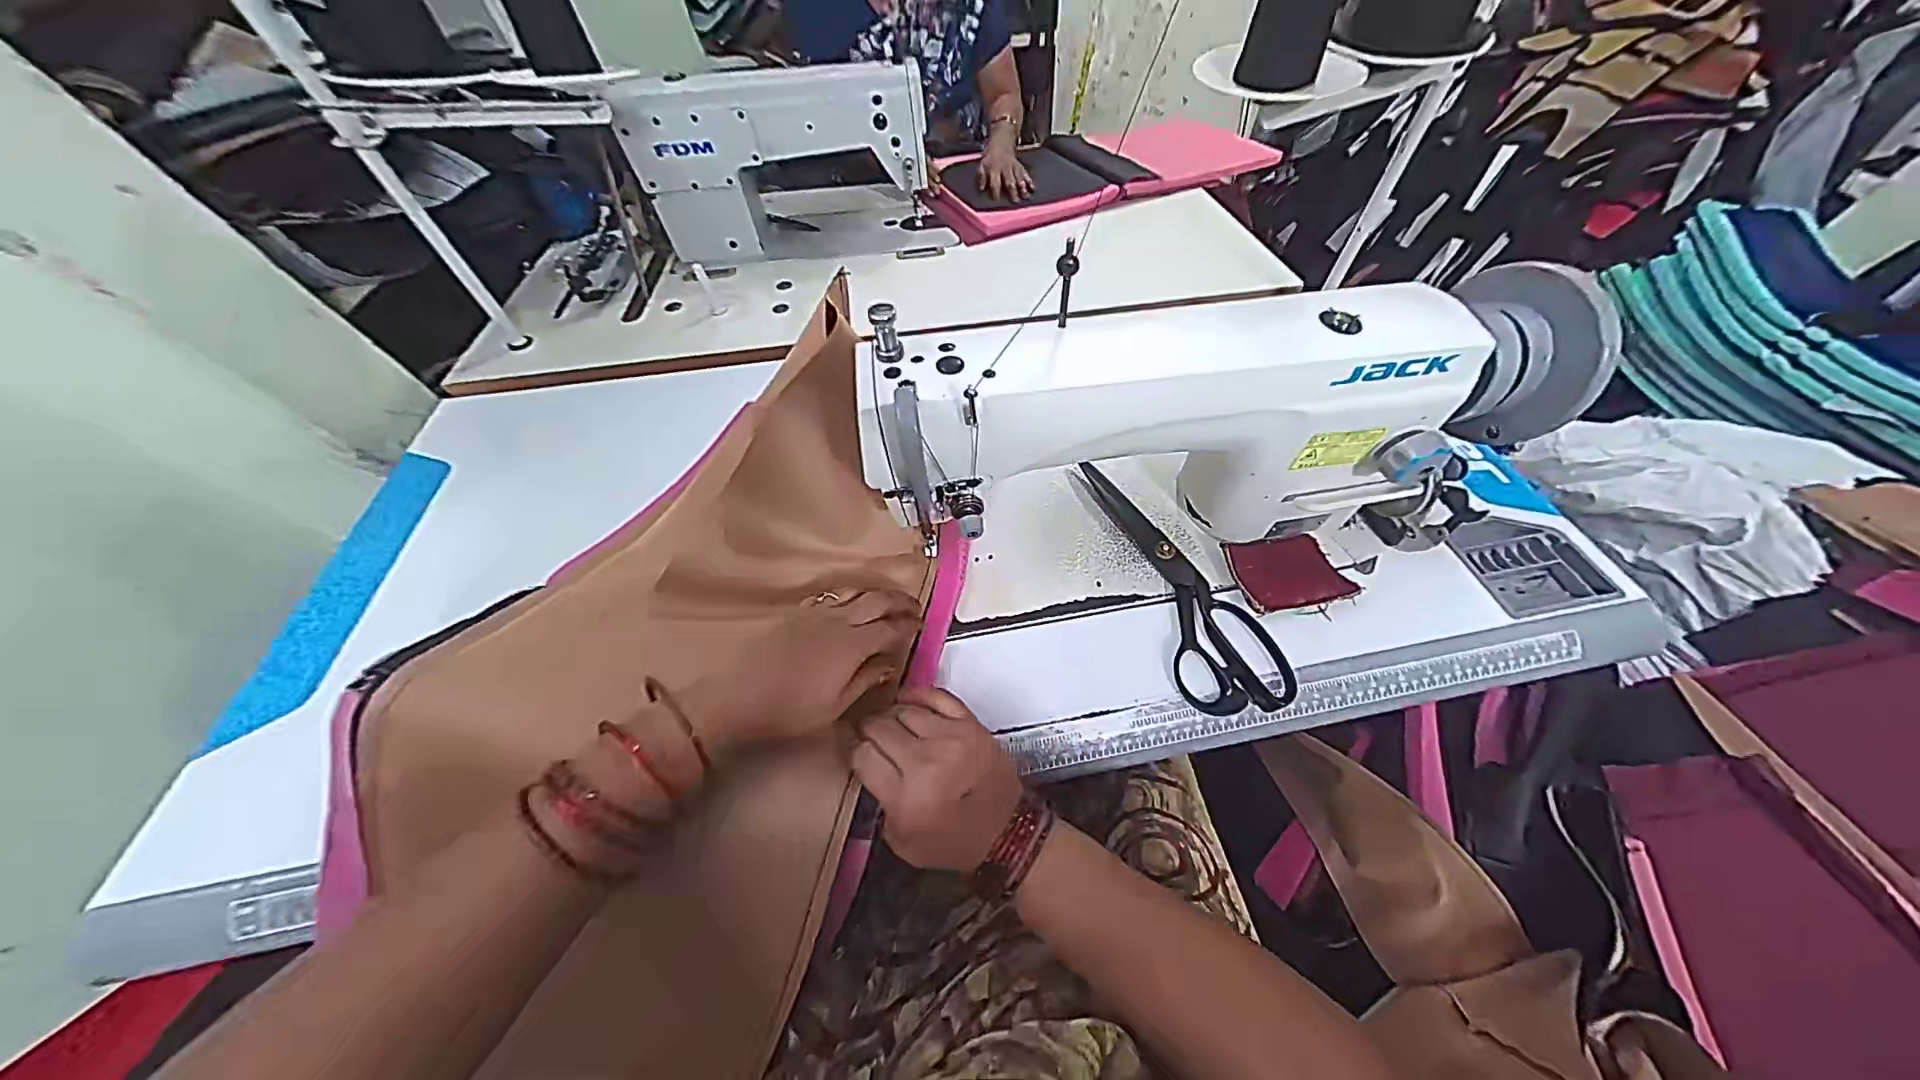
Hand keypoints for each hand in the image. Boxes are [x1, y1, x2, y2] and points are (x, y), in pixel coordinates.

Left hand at [679, 585, 920, 752]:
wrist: (738, 696)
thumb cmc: (789, 708)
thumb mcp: (835, 705)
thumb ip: (865, 679)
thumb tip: (888, 664)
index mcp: (852, 645)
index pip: (890, 628)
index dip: (908, 626)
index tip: (919, 628)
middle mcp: (838, 622)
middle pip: (878, 600)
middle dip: (899, 602)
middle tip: (913, 609)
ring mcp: (817, 614)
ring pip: (856, 593)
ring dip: (877, 594)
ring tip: (889, 601)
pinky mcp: (798, 615)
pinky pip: (833, 597)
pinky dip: (851, 597)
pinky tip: (851, 606)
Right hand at [852, 687, 1024, 871]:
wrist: (1006, 831)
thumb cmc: (952, 842)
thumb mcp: (902, 840)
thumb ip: (880, 803)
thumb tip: (868, 765)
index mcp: (906, 796)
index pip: (863, 755)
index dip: (855, 752)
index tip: (858, 754)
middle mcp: (926, 760)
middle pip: (880, 727)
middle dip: (868, 731)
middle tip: (867, 737)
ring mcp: (951, 737)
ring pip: (903, 710)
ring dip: (890, 715)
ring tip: (888, 724)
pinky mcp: (970, 724)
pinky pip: (936, 696)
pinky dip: (917, 695)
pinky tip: (906, 702)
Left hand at [977, 137, 1032, 202]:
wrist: (1002, 142)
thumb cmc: (990, 157)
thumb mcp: (982, 164)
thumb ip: (981, 177)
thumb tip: (981, 189)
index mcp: (994, 170)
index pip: (994, 183)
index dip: (995, 192)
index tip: (997, 200)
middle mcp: (1005, 170)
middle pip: (1009, 181)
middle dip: (1012, 191)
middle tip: (1016, 201)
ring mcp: (1013, 168)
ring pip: (1018, 178)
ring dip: (1022, 187)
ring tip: (1025, 196)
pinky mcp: (1020, 166)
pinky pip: (1025, 173)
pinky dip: (1029, 181)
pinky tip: (1032, 188)